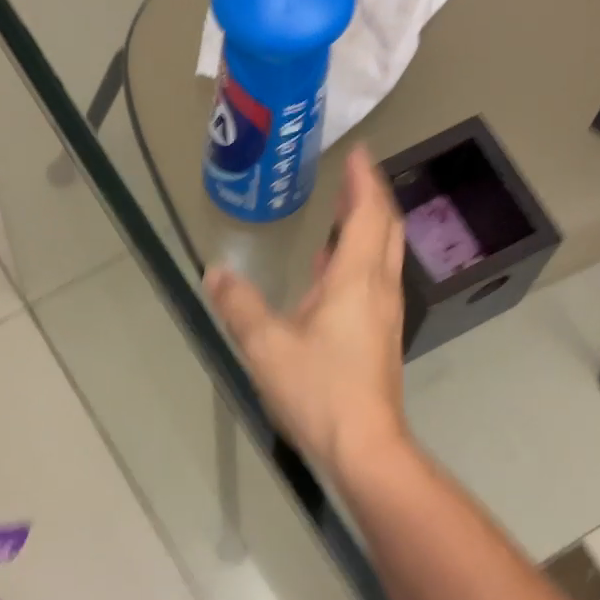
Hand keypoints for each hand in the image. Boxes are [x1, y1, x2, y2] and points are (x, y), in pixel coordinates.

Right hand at [205, 147, 409, 476]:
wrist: (365, 447)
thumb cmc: (319, 390)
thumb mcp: (266, 346)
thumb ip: (239, 306)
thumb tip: (215, 273)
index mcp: (355, 280)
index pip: (367, 214)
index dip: (363, 181)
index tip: (359, 152)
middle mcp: (378, 290)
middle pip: (384, 230)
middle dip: (370, 198)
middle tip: (351, 176)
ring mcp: (383, 316)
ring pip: (383, 257)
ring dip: (367, 228)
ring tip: (342, 212)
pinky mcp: (379, 339)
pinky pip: (373, 282)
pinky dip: (358, 260)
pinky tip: (330, 273)